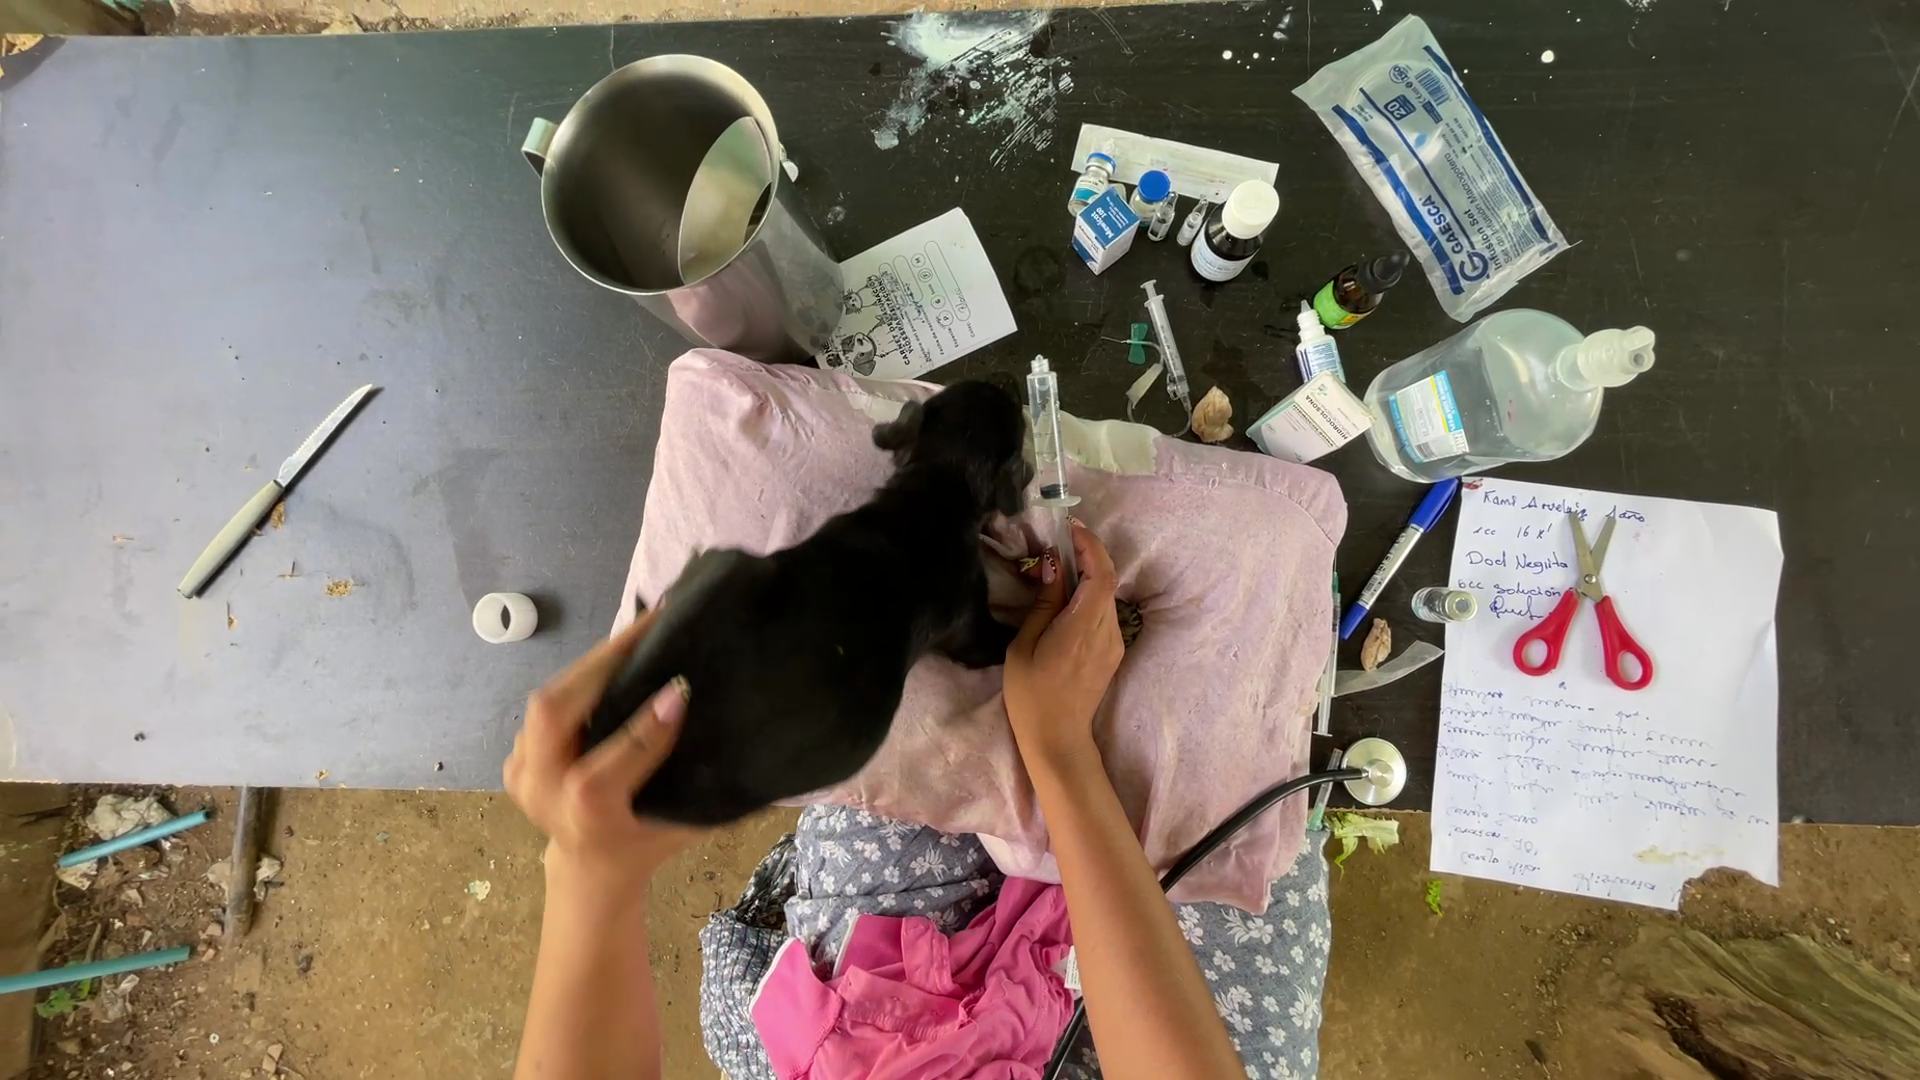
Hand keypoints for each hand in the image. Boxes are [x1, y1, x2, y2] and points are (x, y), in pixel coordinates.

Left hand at [503, 610, 697, 892]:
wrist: (587, 867)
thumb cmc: (645, 844)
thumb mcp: (684, 824)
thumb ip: (706, 785)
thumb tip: (752, 737)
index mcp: (584, 817)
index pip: (607, 768)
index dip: (645, 728)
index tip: (680, 687)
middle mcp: (542, 791)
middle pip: (554, 712)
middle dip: (603, 662)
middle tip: (652, 624)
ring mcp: (521, 770)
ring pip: (549, 699)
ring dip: (596, 662)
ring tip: (640, 631)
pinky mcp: (517, 753)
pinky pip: (551, 704)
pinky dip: (584, 677)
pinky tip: (617, 658)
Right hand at [1003, 520, 1123, 773]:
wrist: (1058, 739)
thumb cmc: (1031, 695)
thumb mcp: (1025, 645)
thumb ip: (1044, 602)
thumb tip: (1053, 564)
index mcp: (1082, 628)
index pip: (1101, 574)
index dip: (1091, 545)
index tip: (1071, 528)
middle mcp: (1106, 631)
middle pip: (1108, 580)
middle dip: (1088, 554)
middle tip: (1060, 542)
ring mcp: (1114, 642)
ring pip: (1107, 595)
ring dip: (1088, 574)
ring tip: (1059, 566)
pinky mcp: (1113, 651)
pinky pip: (1104, 611)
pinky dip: (1089, 594)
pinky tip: (1068, 596)